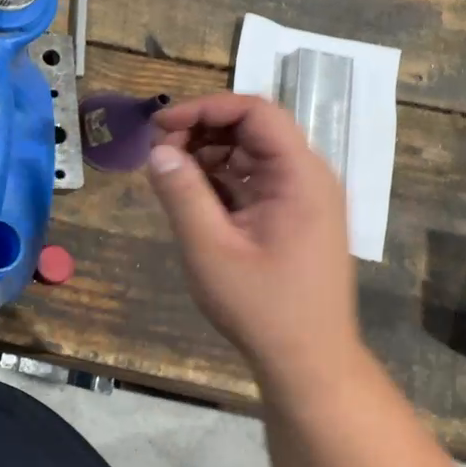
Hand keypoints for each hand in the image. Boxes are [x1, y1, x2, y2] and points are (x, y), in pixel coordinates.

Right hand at [144, 94, 360, 371]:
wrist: (306, 357)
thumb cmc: (260, 303)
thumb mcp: (209, 247)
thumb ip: (182, 193)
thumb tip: (157, 151)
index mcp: (300, 177)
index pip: (256, 112)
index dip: (204, 109)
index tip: (159, 128)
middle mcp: (308, 178)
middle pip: (254, 127)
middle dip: (201, 129)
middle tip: (157, 153)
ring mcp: (302, 197)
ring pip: (251, 151)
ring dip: (206, 152)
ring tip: (168, 175)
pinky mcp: (291, 216)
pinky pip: (252, 178)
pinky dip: (218, 177)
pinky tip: (190, 196)